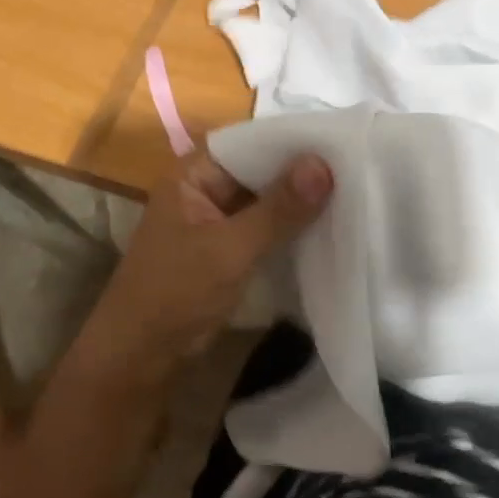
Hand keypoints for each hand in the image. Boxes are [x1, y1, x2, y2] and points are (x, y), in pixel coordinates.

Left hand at [89, 152, 332, 373]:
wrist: (141, 357)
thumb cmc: (176, 294)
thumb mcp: (231, 249)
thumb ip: (278, 208)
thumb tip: (324, 164)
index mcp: (193, 174)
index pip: (249, 141)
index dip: (292, 140)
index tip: (341, 141)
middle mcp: (205, 188)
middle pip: (261, 169)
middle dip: (302, 172)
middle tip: (357, 168)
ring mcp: (216, 220)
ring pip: (267, 200)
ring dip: (300, 201)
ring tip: (353, 193)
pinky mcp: (228, 249)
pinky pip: (266, 227)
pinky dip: (291, 227)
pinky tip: (328, 226)